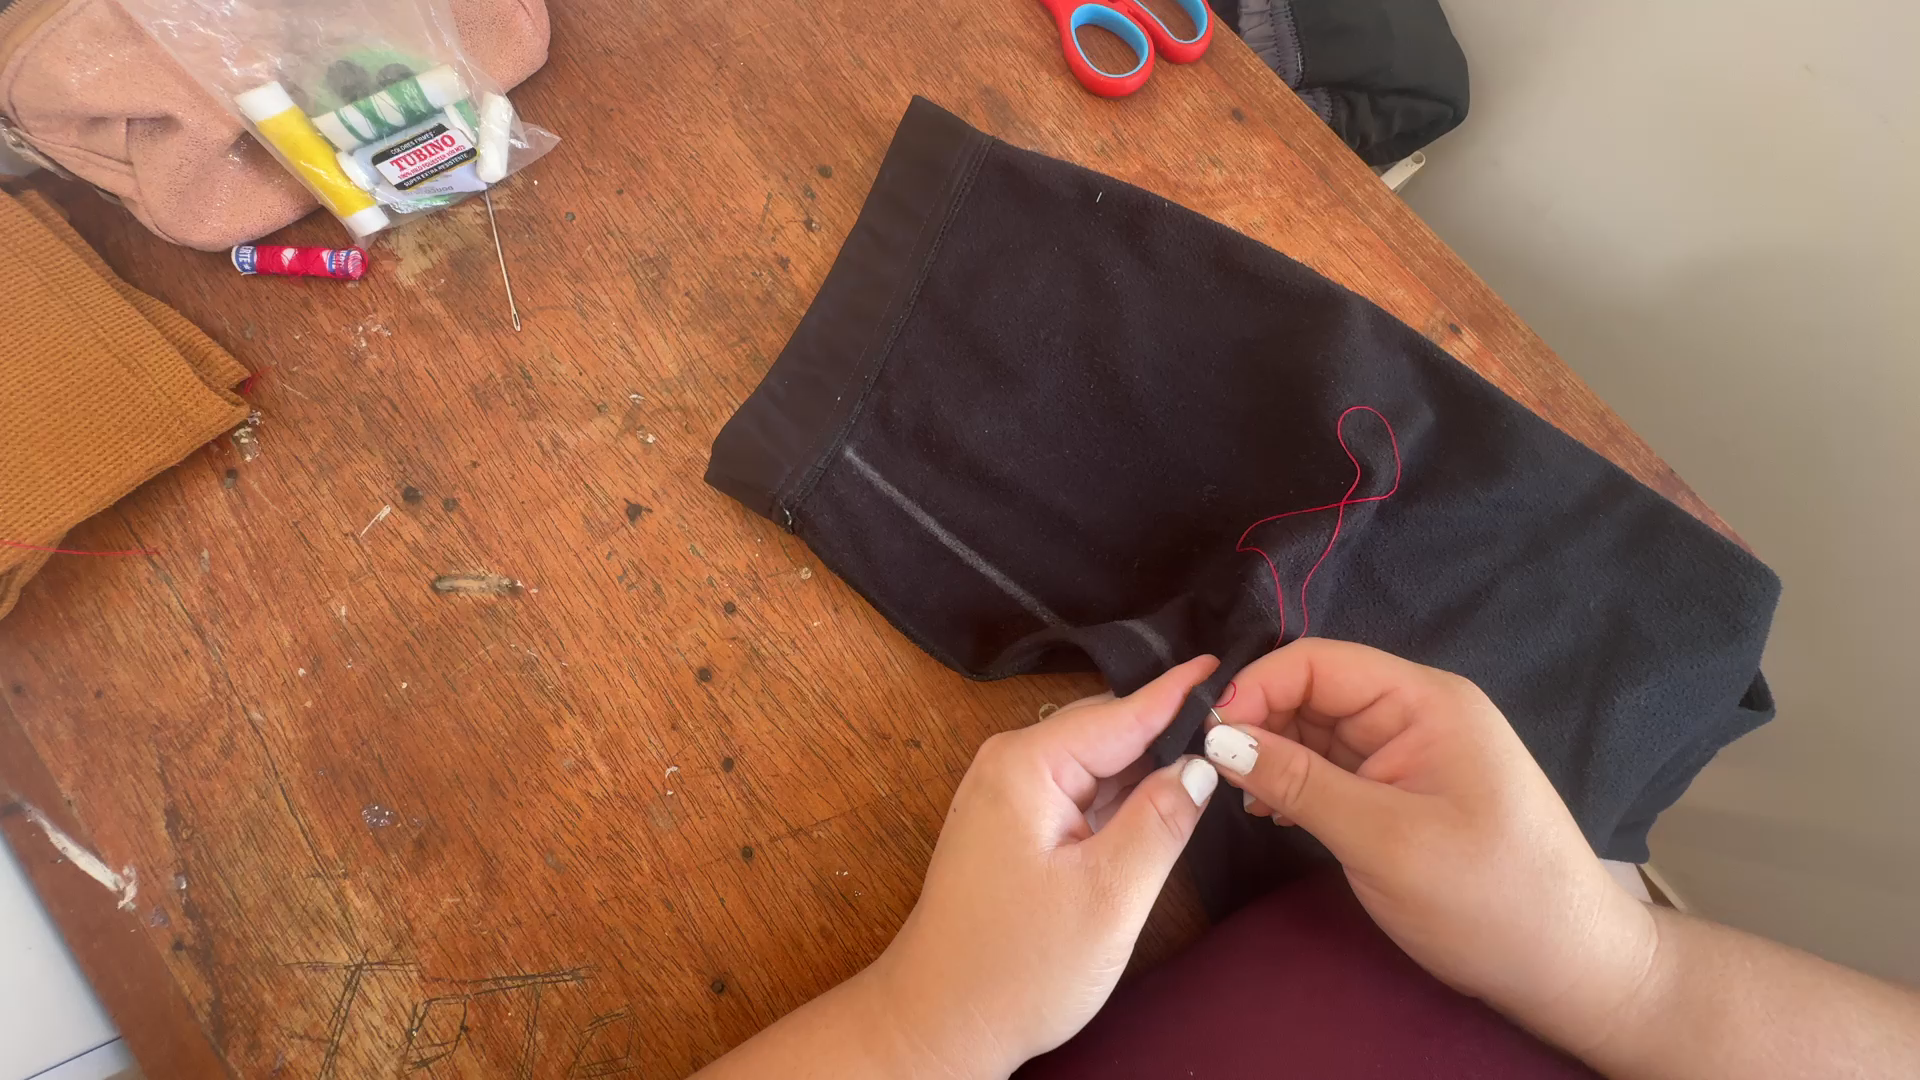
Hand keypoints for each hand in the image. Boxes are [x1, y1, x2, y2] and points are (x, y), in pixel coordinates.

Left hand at [869, 655, 1222, 1075]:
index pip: (1118, 714)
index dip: (1174, 693)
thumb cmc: (1019, 965)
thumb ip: (1158, 822)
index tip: (1223, 664)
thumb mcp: (1107, 896)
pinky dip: (1118, 793)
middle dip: (1164, 729)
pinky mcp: (1014, 819)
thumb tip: (1199, 764)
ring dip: (1144, 764)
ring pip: (1093, 762)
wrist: (941, 1021)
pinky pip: (1077, 789)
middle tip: (1231, 723)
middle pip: (1104, 731)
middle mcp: (1012, 761)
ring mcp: (1009, 791)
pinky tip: (1156, 796)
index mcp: (1027, 764)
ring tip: (1208, 751)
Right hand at [1202, 639, 1658, 1052]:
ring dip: (1269, 756)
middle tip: (1217, 771)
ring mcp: (1401, 747)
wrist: (1574, 978)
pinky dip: (1289, 779)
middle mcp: (1409, 710)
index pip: (1316, 662)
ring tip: (1243, 797)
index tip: (1211, 735)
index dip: (1257, 687)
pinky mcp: (1392, 782)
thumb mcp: (1384, 841)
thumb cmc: (1491, 902)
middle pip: (1309, 691)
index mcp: (1422, 701)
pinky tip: (1269, 810)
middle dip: (1258, 723)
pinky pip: (1323, 762)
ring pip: (1309, 727)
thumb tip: (1216, 739)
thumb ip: (1297, 782)